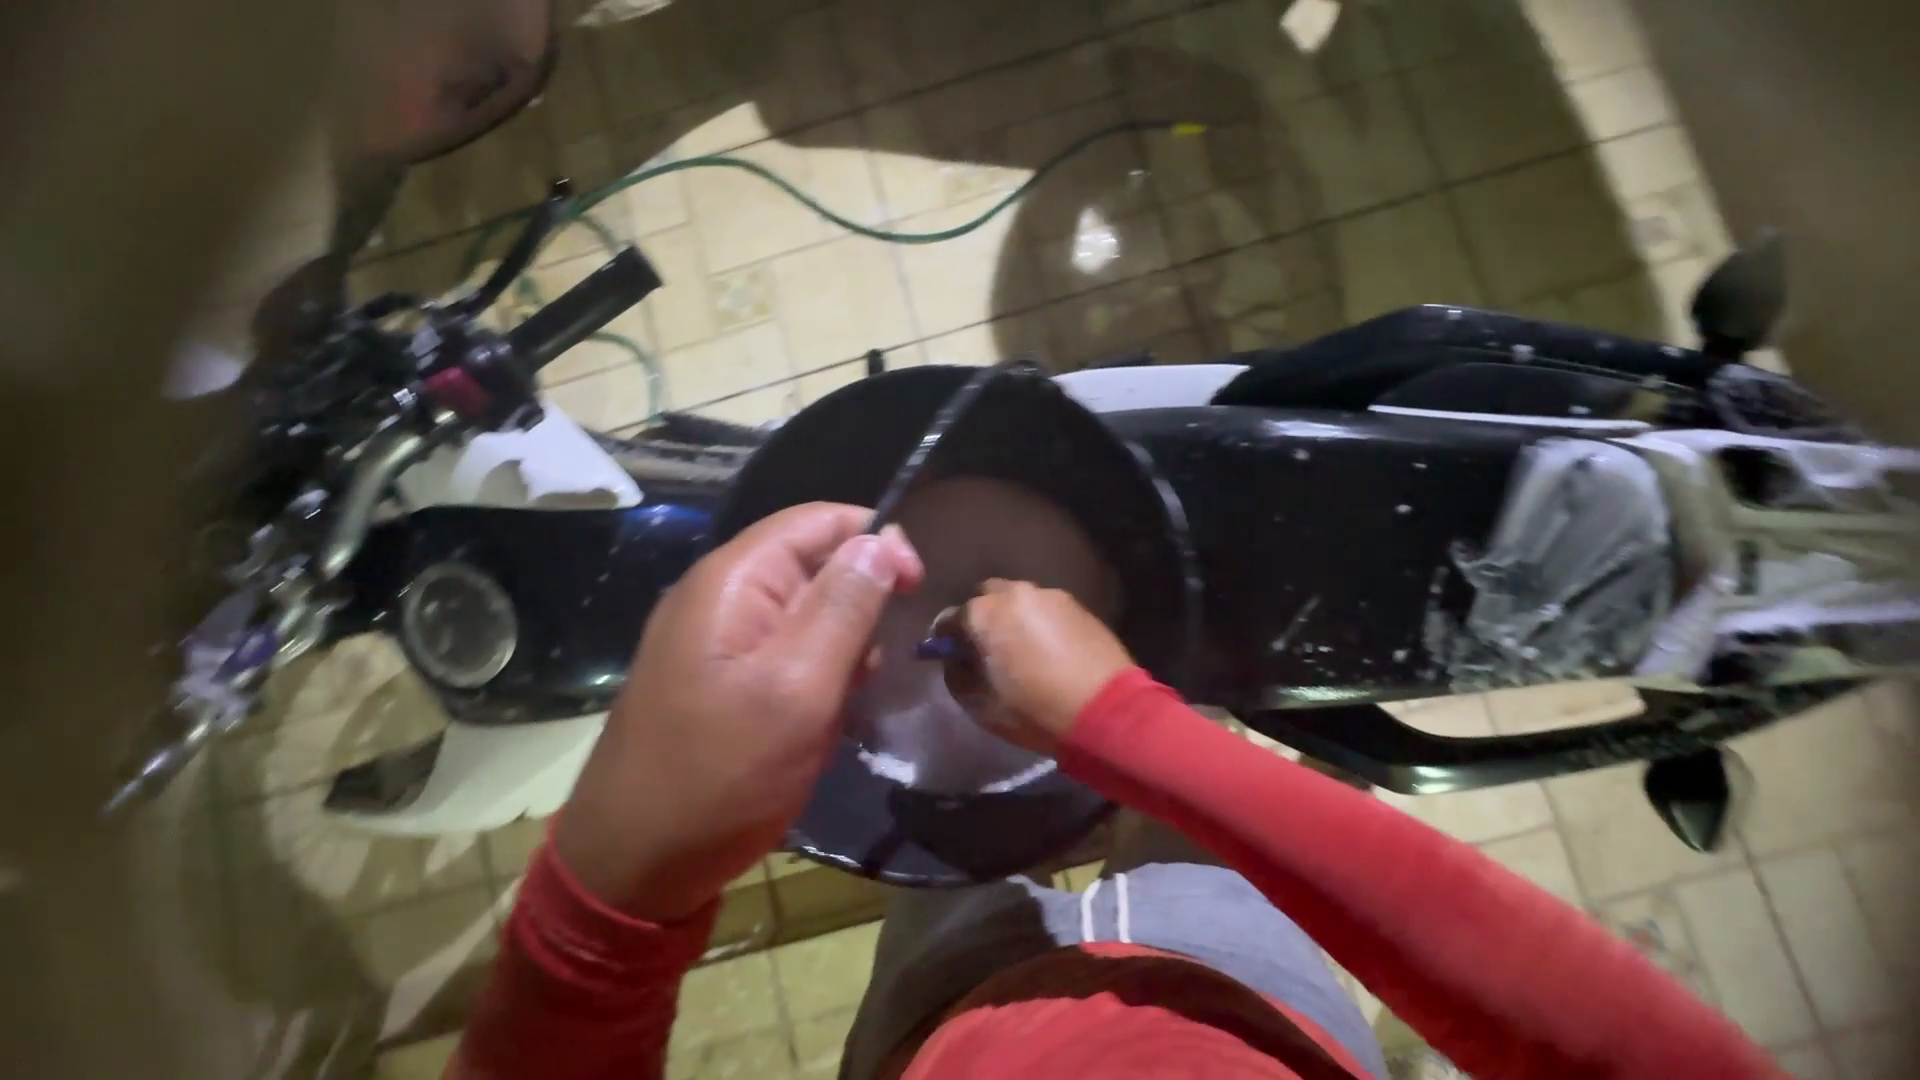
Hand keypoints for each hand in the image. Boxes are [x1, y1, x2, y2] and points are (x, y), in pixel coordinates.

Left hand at [552, 504, 922, 921]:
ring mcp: (715, 639)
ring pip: (806, 614)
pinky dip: (816, 679)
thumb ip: (845, 607)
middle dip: (858, 607)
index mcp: (732, 579)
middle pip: (813, 564)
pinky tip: (820, 723)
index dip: (877, 540)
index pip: (819, 520)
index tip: (917, 588)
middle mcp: (719, 595)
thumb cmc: (722, 774)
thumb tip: (884, 539)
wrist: (635, 865)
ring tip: (844, 705)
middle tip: (872, 669)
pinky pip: (785, 654)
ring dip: (841, 651)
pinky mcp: (719, 678)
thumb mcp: (798, 688)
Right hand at [952, 578, 1133, 753]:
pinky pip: (1046, 609)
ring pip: (1019, 601)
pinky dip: (1040, 623)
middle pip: (985, 598)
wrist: (1105, 711)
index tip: (951, 656)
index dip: (945, 640)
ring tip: (1022, 649)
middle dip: (981, 619)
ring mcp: (1050, 596)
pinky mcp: (1079, 605)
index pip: (949, 619)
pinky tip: (1049, 649)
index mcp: (983, 614)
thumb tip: (955, 658)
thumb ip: (957, 674)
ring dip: (1013, 618)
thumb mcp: (980, 704)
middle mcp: (1014, 593)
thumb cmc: (1034, 710)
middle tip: (988, 649)